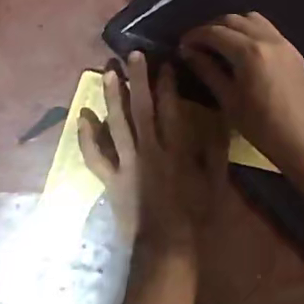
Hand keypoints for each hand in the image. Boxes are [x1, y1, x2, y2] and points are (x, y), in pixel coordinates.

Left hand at [78, 51, 226, 253]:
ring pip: (117, 123)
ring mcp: (127, 164)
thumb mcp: (216, 181)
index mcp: (177, 149)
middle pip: (141, 107)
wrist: (165, 248)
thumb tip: (219, 118)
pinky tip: (83, 115)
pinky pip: (95, 154)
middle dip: (137, 79)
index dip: (167, 83)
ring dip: (112, 95)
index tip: (165, 62)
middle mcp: (150, 150)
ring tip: (107, 71)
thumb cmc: (195, 215)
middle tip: (131, 54)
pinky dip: (87, 135)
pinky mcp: (111, 179)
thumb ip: (216, 148)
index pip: (171, 108)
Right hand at [179, 13, 303, 171]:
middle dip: (212, 27)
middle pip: (234, 20)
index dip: (196, 35)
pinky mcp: (293, 49)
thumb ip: (207, 70)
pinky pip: (268, 29)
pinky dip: (251, 30)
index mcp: (249, 52)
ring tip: (220, 42)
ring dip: (233, 25)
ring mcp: (283, 42)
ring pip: (253, 19)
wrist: (298, 137)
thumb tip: (188, 51)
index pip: (216, 32)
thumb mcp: (227, 99)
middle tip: (198, 43)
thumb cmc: (258, 125)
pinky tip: (243, 47)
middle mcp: (267, 39)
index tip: (183, 43)